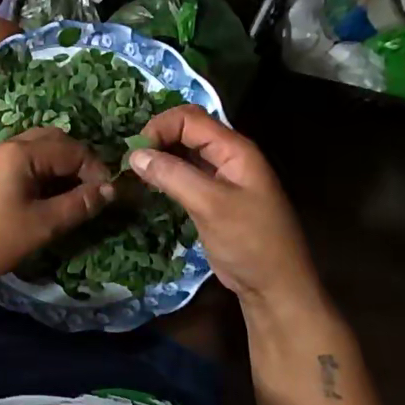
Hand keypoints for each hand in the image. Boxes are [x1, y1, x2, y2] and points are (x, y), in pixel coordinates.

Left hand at [0, 128, 115, 292]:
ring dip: (59, 165)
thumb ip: (79, 205)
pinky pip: (21, 159)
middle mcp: (7, 145)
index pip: (73, 149)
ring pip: (37, 148)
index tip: (106, 196)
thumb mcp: (43, 225)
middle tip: (90, 191)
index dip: (96, 170)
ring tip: (70, 194)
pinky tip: (43, 195)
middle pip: (55, 140)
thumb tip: (110, 191)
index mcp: (22, 153)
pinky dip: (41, 170)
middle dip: (79, 162)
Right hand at [129, 106, 316, 304]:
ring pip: (186, 154)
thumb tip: (135, 155)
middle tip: (130, 162)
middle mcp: (229, 157)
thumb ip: (173, 176)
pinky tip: (150, 186)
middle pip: (188, 131)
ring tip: (133, 173)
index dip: (160, 127)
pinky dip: (168, 176)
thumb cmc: (249, 242)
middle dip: (158, 139)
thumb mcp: (210, 205)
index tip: (136, 153)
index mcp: (235, 149)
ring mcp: (223, 178)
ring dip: (161, 158)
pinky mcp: (215, 199)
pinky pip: (188, 176)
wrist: (274, 285)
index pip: (190, 119)